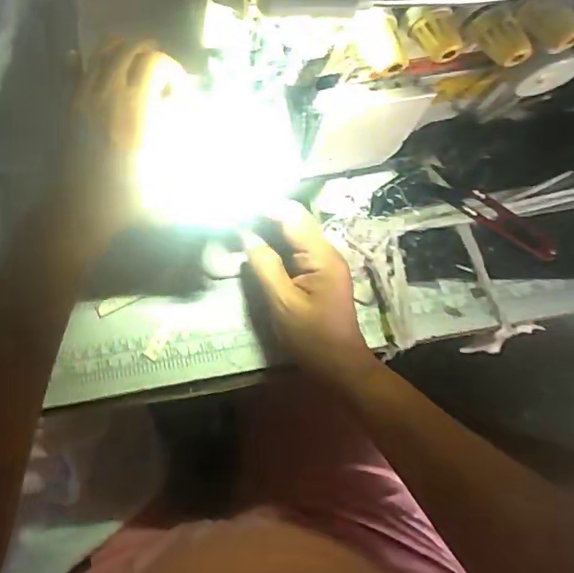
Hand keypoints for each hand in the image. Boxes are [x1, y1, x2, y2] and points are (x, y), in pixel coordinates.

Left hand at [50, 39, 183, 262]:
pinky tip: (78, 58)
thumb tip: (202, 128)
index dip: (172, 70)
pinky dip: (77, 62)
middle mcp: (108, 95)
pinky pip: (69, 73)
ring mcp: (83, 98)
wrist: (79, 212)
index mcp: (136, 108)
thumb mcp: (168, 174)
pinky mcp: (66, 108)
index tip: (178, 92)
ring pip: (99, 54)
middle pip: (128, 49)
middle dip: (148, 52)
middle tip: (158, 71)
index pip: (155, 63)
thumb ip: (187, 148)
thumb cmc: (126, 198)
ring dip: (118, 50)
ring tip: (131, 62)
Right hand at [243, 201, 381, 392]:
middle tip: (233, 213)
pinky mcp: (317, 272)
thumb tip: (247, 237)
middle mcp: (325, 252)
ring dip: (267, 226)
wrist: (340, 368)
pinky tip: (255, 243)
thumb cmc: (312, 338)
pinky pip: (294, 247)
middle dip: (264, 214)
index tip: (236, 204)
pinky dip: (274, 241)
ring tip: (238, 223)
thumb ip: (265, 267)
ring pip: (293, 231)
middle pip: (293, 219)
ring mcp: (323, 262)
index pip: (292, 216)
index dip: (264, 207)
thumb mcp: (283, 303)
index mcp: (321, 257)